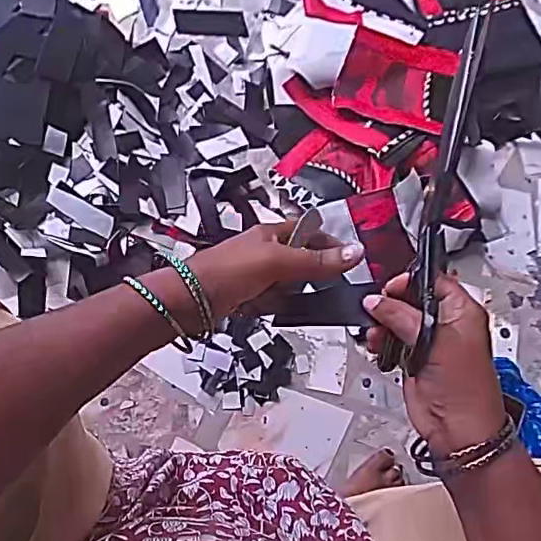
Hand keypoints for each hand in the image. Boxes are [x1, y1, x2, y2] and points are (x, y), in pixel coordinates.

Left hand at [186, 220, 362, 320]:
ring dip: (285, 296)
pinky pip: (270, 303)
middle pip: (300, 263)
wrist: (187, 301)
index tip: (349, 259)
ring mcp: (253, 276)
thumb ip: (316, 261)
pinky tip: (260, 307)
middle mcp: (263, 252)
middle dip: (305, 277)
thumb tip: (353, 253)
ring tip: (273, 297)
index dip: (330, 244)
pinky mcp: (245, 297)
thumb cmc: (221, 271)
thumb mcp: (277, 262)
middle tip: (304, 285)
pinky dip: (269, 308)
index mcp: (271, 233)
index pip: (311, 232)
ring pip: (286, 287)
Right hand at [360, 271, 506, 455]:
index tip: (389, 289)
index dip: (410, 282)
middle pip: (410, 300)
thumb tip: (378, 301)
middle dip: (390, 304)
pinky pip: (390, 340)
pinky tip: (377, 344)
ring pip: (397, 319)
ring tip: (376, 332)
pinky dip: (380, 340)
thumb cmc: (466, 391)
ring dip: (381, 323)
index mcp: (463, 313)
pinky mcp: (412, 359)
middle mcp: (446, 325)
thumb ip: (405, 317)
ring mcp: (427, 342)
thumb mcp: (435, 342)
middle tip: (378, 310)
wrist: (457, 428)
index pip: (434, 282)